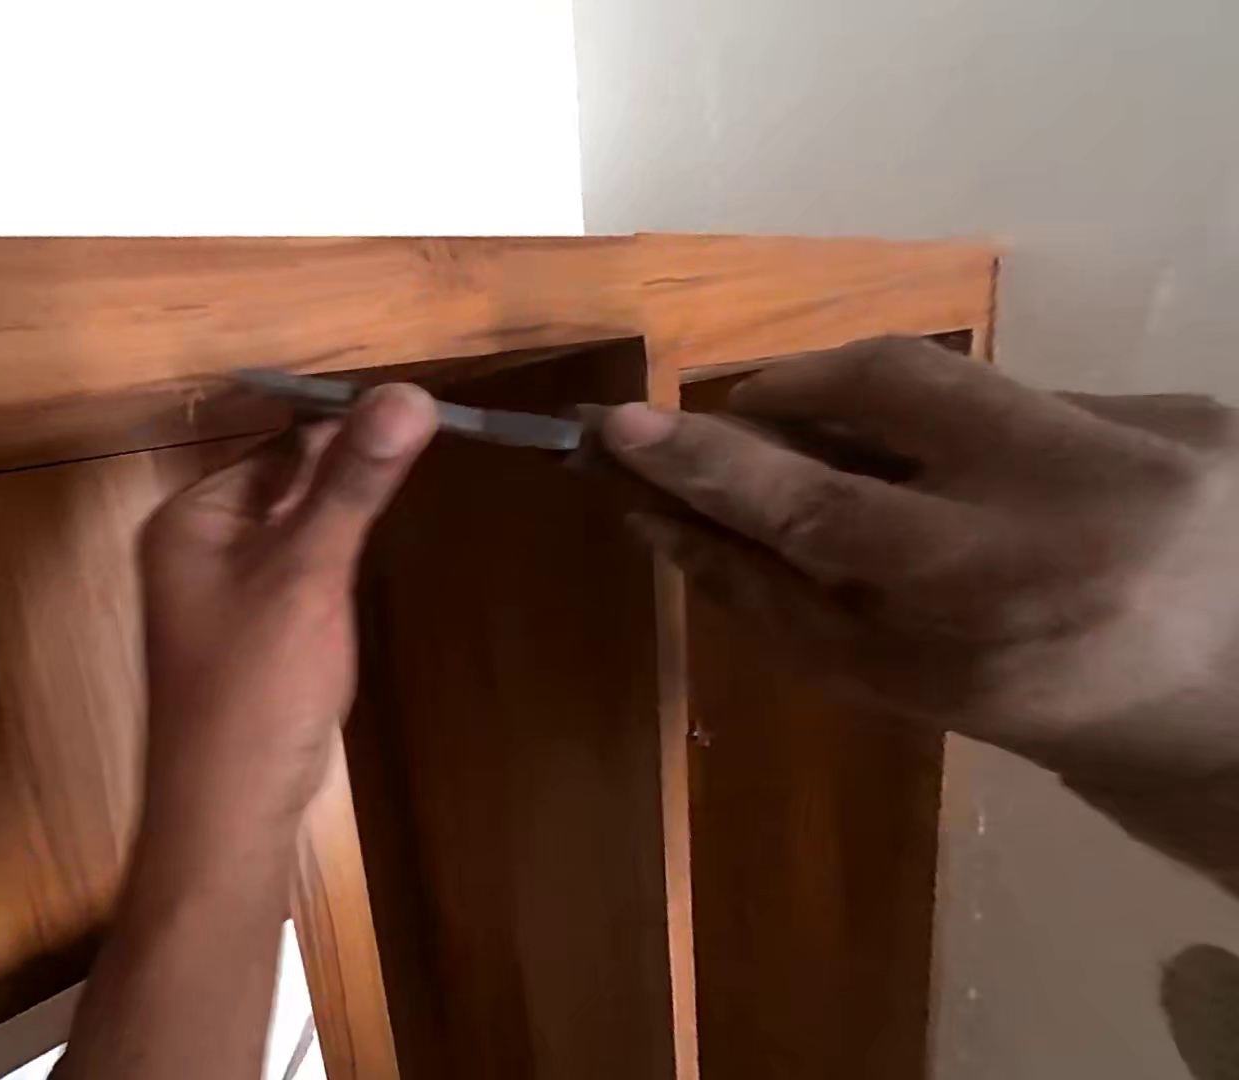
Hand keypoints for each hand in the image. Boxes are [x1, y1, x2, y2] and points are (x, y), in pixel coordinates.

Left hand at [138, 384, 437, 819]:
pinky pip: (292, 568)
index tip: (410, 410)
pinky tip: (361, 552)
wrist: (231, 810)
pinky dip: (328, 554)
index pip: (276, 449)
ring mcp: (219, 586)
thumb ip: (351, 484)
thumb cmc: (258, 685)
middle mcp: (195, 543)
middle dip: (342, 471)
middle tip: (420, 439)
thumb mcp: (308, 574)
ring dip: (339, 511)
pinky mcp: (247, 623)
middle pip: (283, 485)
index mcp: (191, 517)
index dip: (341, 429)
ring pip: (292, 527)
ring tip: (401, 479)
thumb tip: (407, 393)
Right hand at [594, 337, 1238, 783]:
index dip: (704, 458)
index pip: (810, 503)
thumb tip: (646, 515)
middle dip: (787, 387)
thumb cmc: (996, 693)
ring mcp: (1150, 432)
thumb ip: (743, 583)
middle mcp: (1079, 490)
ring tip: (865, 466)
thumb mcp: (852, 662)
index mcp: (983, 584)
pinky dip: (936, 427)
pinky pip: (996, 391)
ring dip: (857, 408)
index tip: (619, 423)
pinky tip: (964, 482)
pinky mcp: (1183, 402)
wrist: (1222, 699)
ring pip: (936, 374)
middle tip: (748, 417)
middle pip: (887, 380)